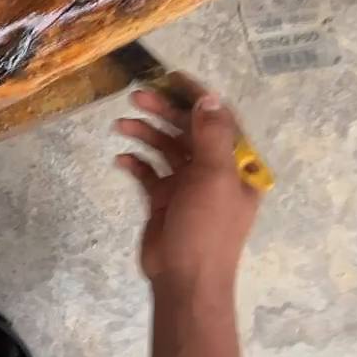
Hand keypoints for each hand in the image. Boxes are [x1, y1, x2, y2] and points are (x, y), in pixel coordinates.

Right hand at [115, 81, 260, 291]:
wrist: (185, 278)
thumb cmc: (207, 229)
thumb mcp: (214, 178)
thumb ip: (211, 136)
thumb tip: (208, 97)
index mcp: (237, 165)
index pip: (220, 120)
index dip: (198, 97)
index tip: (171, 77)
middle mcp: (213, 171)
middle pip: (188, 131)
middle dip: (164, 112)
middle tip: (136, 96)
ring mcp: (187, 186)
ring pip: (166, 149)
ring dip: (145, 134)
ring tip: (120, 125)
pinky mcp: (163, 200)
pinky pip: (148, 173)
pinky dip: (135, 163)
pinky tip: (120, 159)